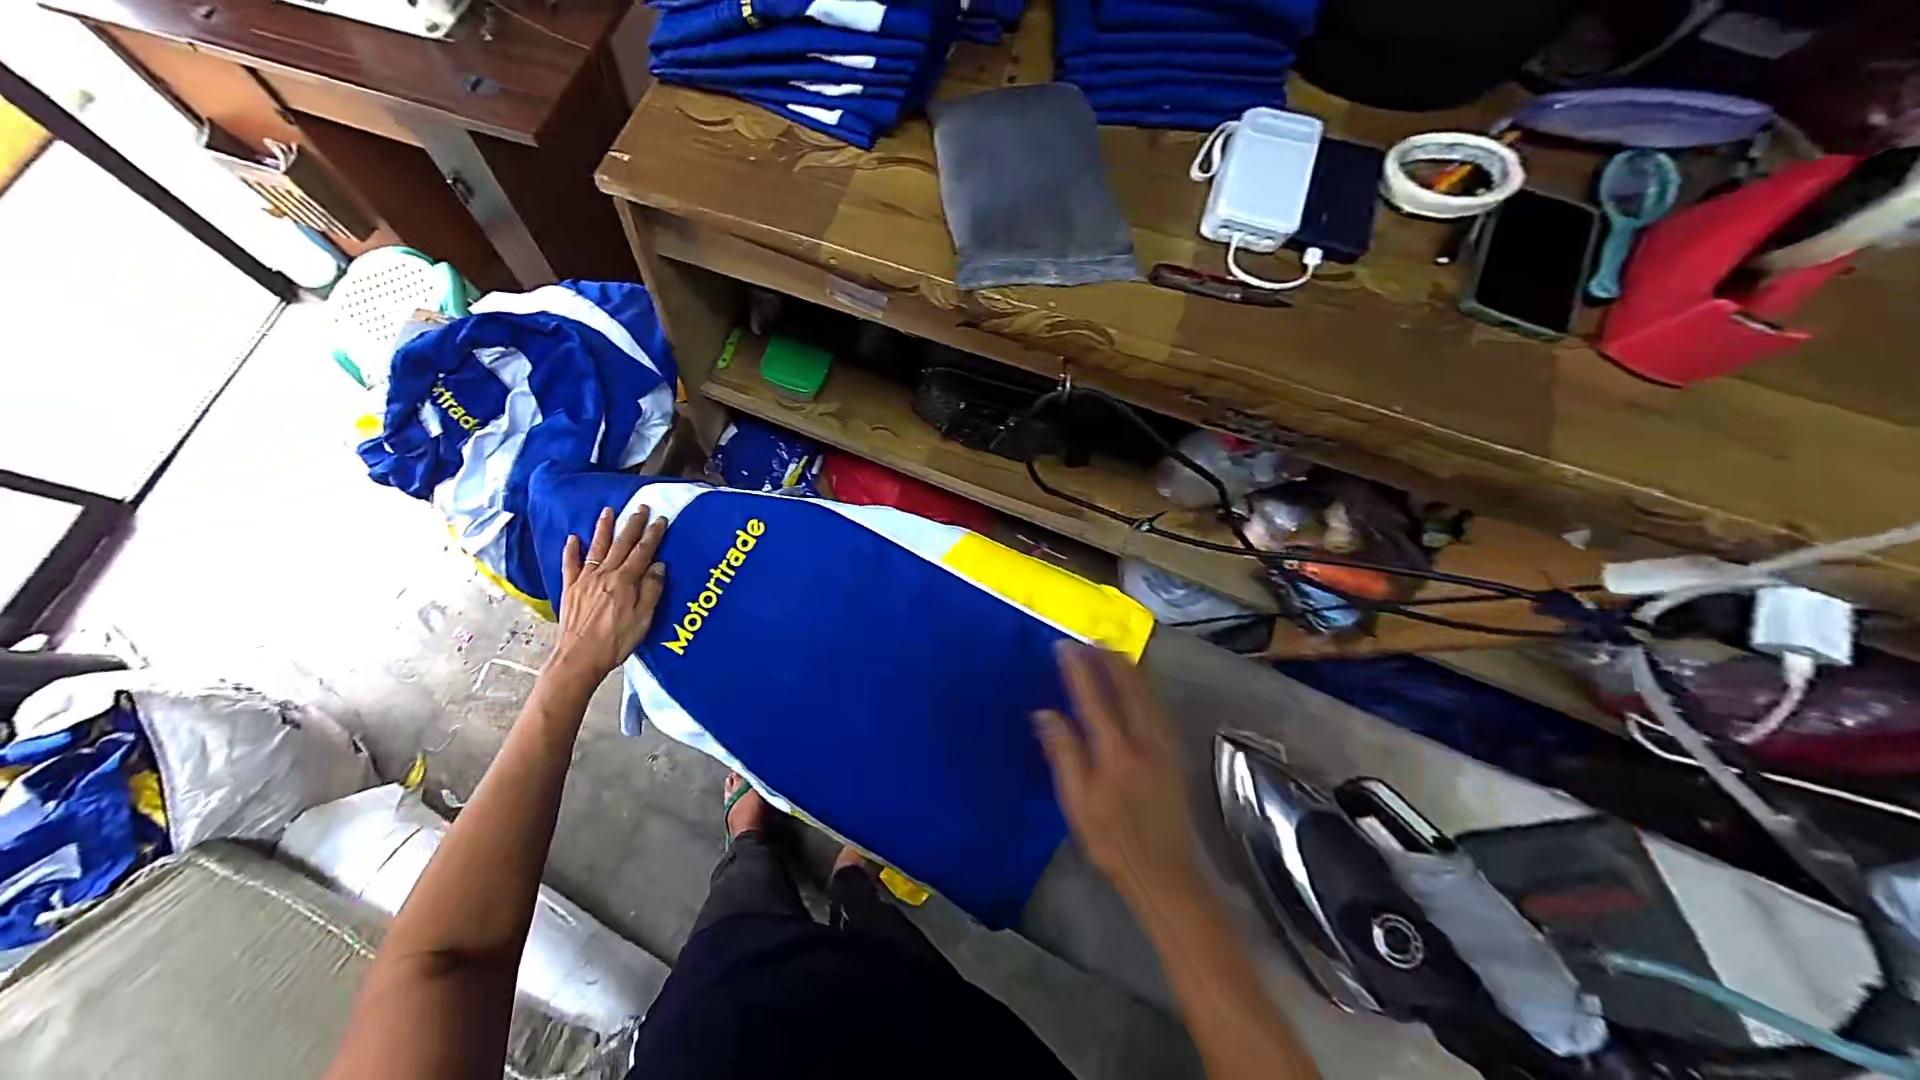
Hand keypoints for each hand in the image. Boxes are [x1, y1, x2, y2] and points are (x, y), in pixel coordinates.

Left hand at [548, 506, 666, 684]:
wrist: (579, 657)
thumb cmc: (616, 640)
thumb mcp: (643, 618)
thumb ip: (651, 590)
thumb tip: (658, 566)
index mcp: (625, 581)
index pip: (643, 552)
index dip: (653, 534)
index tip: (660, 519)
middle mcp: (604, 574)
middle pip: (621, 544)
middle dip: (631, 524)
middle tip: (639, 507)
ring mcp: (585, 580)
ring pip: (596, 548)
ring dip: (603, 528)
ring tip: (608, 511)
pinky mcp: (570, 589)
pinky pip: (570, 564)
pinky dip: (571, 550)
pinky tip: (573, 538)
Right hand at [1035, 642, 1201, 908]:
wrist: (1166, 875)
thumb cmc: (1113, 843)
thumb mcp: (1077, 804)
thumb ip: (1064, 754)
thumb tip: (1045, 713)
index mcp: (1116, 752)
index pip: (1094, 697)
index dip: (1078, 668)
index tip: (1065, 646)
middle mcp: (1145, 740)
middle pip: (1128, 686)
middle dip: (1108, 658)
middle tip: (1091, 639)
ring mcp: (1165, 745)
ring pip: (1148, 692)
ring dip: (1128, 668)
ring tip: (1111, 650)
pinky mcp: (1175, 753)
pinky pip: (1158, 705)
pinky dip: (1144, 685)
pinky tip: (1137, 683)